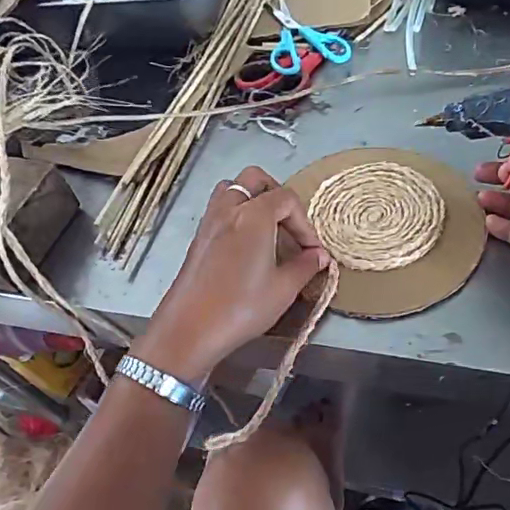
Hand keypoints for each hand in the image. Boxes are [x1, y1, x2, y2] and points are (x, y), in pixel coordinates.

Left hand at [134, 167, 332, 381]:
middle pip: (255, 180)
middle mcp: (228, 209)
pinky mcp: (197, 240)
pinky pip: (219, 211)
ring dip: (253, 202)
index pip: (287, 199)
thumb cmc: (240, 308)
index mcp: (253, 215)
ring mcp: (208, 223)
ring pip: (232, 190)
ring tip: (268, 232)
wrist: (190, 329)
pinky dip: (236, 217)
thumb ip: (305, 266)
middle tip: (290, 227)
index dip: (305, 224)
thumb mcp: (283, 289)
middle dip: (278, 197)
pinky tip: (246, 249)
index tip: (312, 251)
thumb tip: (318, 257)